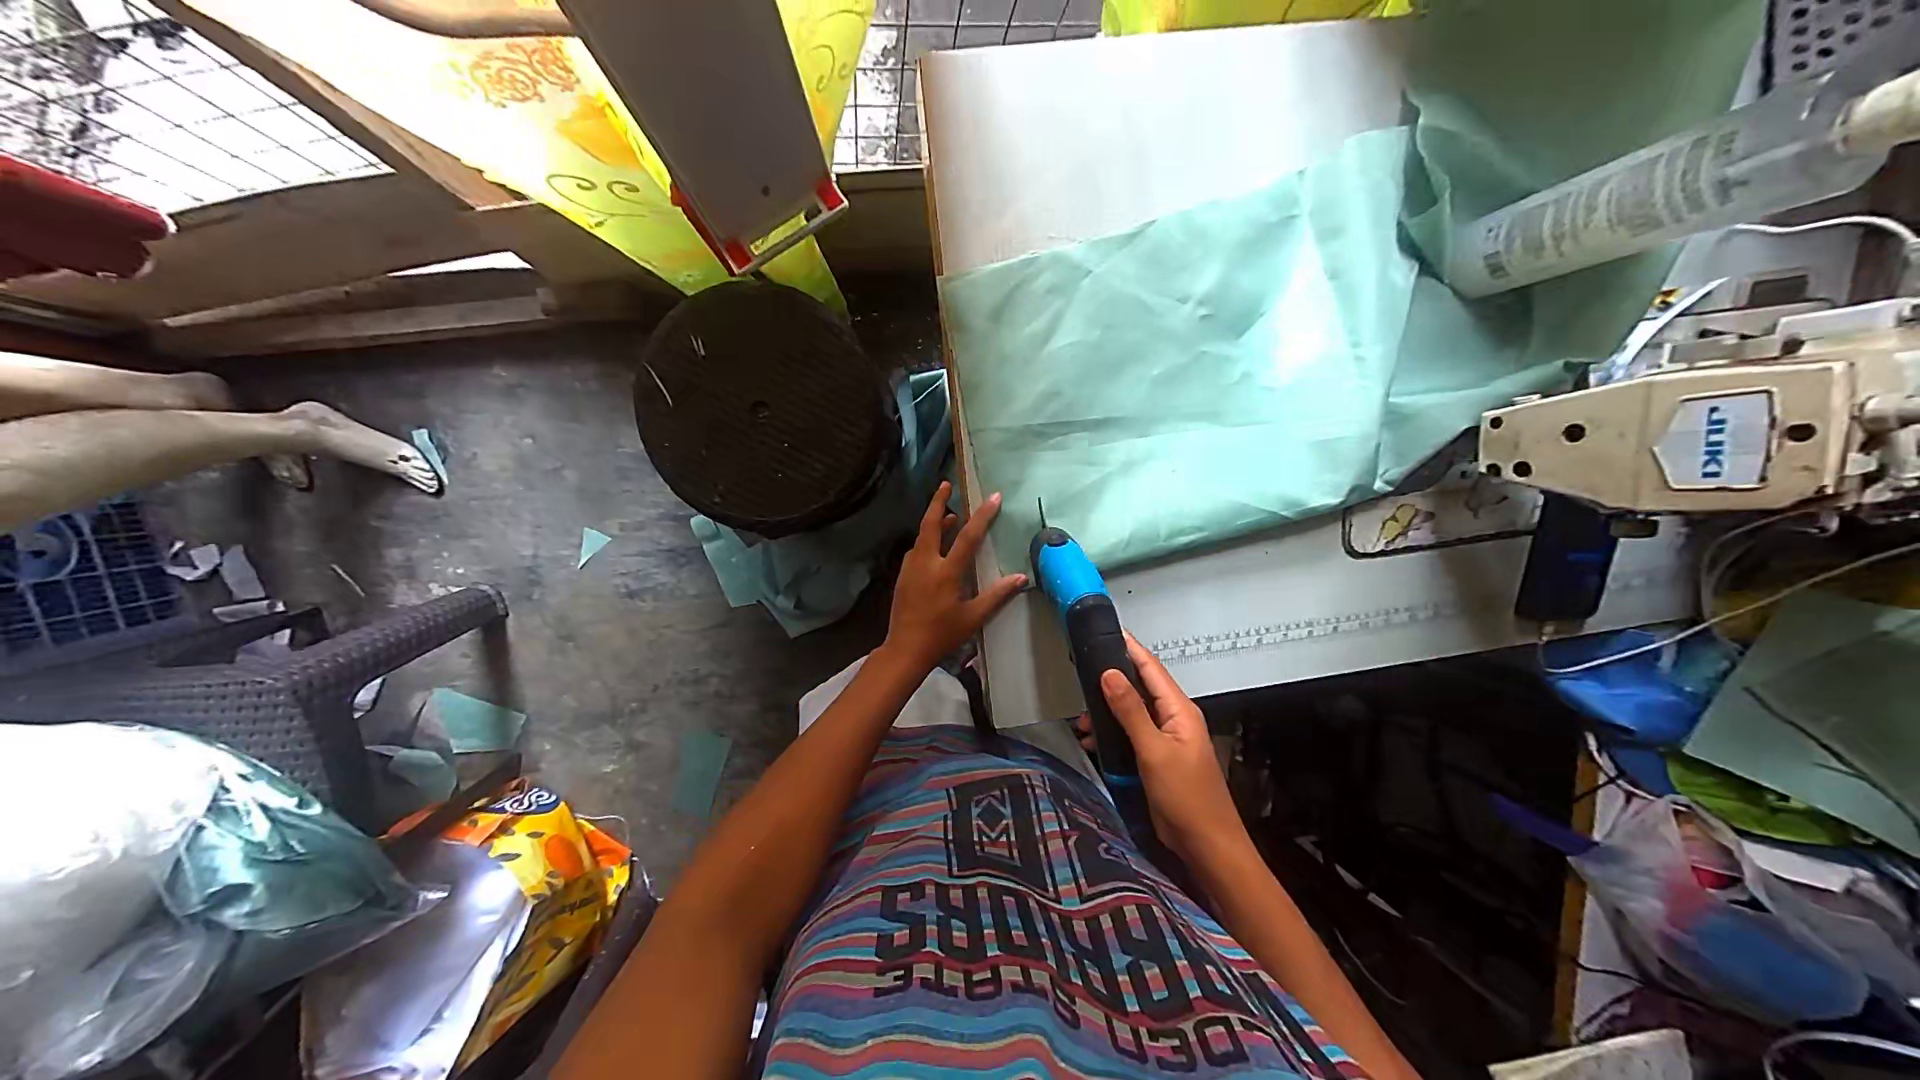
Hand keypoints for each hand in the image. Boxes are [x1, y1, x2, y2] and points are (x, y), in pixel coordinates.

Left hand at [882, 482, 1026, 669]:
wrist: (905, 649)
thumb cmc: (942, 634)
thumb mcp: (974, 617)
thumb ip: (997, 595)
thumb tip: (1021, 577)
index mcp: (946, 572)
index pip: (968, 537)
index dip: (982, 516)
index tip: (993, 497)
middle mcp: (926, 563)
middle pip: (931, 524)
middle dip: (938, 502)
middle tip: (945, 484)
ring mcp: (911, 569)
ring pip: (922, 537)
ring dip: (935, 523)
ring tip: (950, 517)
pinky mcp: (903, 577)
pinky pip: (917, 551)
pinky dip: (928, 541)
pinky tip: (936, 548)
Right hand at [1075, 633, 1246, 861]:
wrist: (1206, 844)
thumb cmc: (1186, 796)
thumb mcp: (1154, 751)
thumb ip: (1130, 711)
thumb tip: (1109, 673)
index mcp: (1179, 709)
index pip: (1151, 668)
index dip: (1129, 648)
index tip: (1105, 631)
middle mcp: (1173, 718)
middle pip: (1139, 687)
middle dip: (1110, 681)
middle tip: (1079, 673)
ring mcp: (1165, 738)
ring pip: (1131, 712)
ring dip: (1107, 712)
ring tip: (1080, 719)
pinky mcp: (1156, 757)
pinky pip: (1130, 734)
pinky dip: (1111, 734)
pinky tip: (1092, 741)